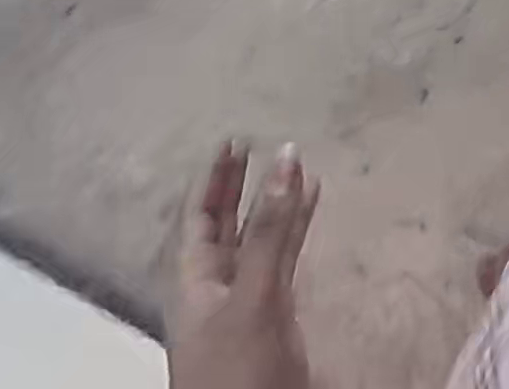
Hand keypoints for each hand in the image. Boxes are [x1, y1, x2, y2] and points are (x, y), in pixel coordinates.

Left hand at [166, 142, 320, 388]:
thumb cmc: (235, 367)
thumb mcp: (251, 295)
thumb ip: (270, 228)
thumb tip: (286, 157)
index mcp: (195, 281)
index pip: (199, 219)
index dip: (212, 180)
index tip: (230, 142)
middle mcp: (218, 283)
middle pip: (225, 223)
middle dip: (238, 185)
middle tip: (253, 144)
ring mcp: (248, 295)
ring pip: (260, 234)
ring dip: (275, 199)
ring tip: (294, 163)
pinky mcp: (276, 306)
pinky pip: (285, 251)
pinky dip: (298, 223)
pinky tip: (313, 200)